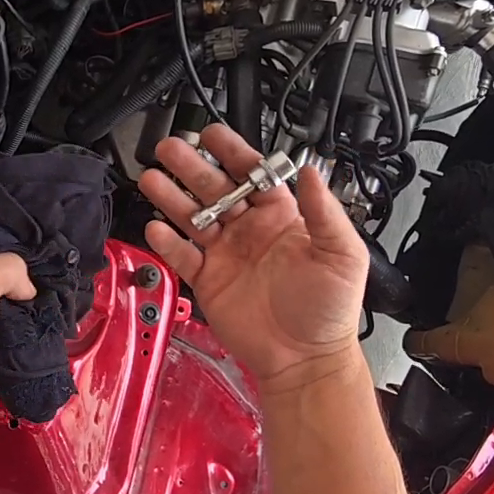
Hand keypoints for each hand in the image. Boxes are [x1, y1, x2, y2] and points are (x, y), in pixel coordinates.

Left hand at [0, 207, 36, 410]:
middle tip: (48, 238)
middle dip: (18, 241)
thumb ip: (10, 268)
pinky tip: (38, 293)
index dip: (1, 203)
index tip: (32, 204)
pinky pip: (2, 294)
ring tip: (48, 265)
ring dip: (21, 272)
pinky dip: (18, 295)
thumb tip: (27, 286)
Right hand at [138, 125, 369, 393]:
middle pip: (214, 189)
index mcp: (280, 217)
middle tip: (171, 148)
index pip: (252, 175)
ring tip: (152, 178)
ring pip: (192, 216)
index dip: (232, 152)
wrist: (304, 358)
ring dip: (171, 196)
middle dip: (191, 166)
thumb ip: (324, 211)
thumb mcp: (341, 254)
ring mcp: (224, 254)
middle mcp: (248, 230)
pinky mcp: (206, 280)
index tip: (213, 135)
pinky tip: (156, 226)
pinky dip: (167, 242)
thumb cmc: (328, 310)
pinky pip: (182, 256)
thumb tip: (311, 171)